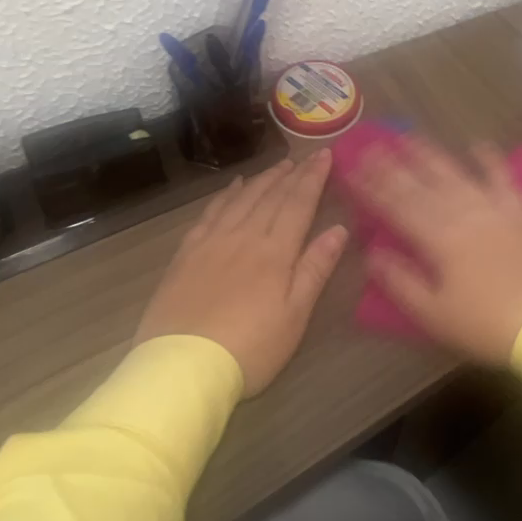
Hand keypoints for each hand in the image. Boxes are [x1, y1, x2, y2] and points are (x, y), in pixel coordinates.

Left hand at [135, 151, 348, 396]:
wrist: (183, 366)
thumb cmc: (250, 348)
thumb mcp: (294, 316)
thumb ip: (315, 268)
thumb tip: (338, 229)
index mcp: (275, 251)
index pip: (298, 203)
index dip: (313, 177)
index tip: (325, 154)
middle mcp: (244, 235)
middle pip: (271, 195)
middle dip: (292, 173)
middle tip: (305, 156)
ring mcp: (212, 241)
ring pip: (242, 198)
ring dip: (263, 179)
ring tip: (278, 166)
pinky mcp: (187, 252)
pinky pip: (211, 212)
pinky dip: (226, 194)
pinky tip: (233, 186)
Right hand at [356, 139, 521, 364]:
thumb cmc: (487, 324)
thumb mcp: (434, 314)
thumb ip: (401, 281)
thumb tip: (373, 254)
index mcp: (437, 237)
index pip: (396, 206)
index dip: (372, 187)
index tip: (352, 170)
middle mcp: (461, 211)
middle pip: (420, 183)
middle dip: (392, 165)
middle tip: (370, 146)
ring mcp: (493, 207)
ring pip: (454, 172)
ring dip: (430, 154)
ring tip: (409, 136)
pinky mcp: (521, 211)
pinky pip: (502, 177)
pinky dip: (489, 159)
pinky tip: (478, 144)